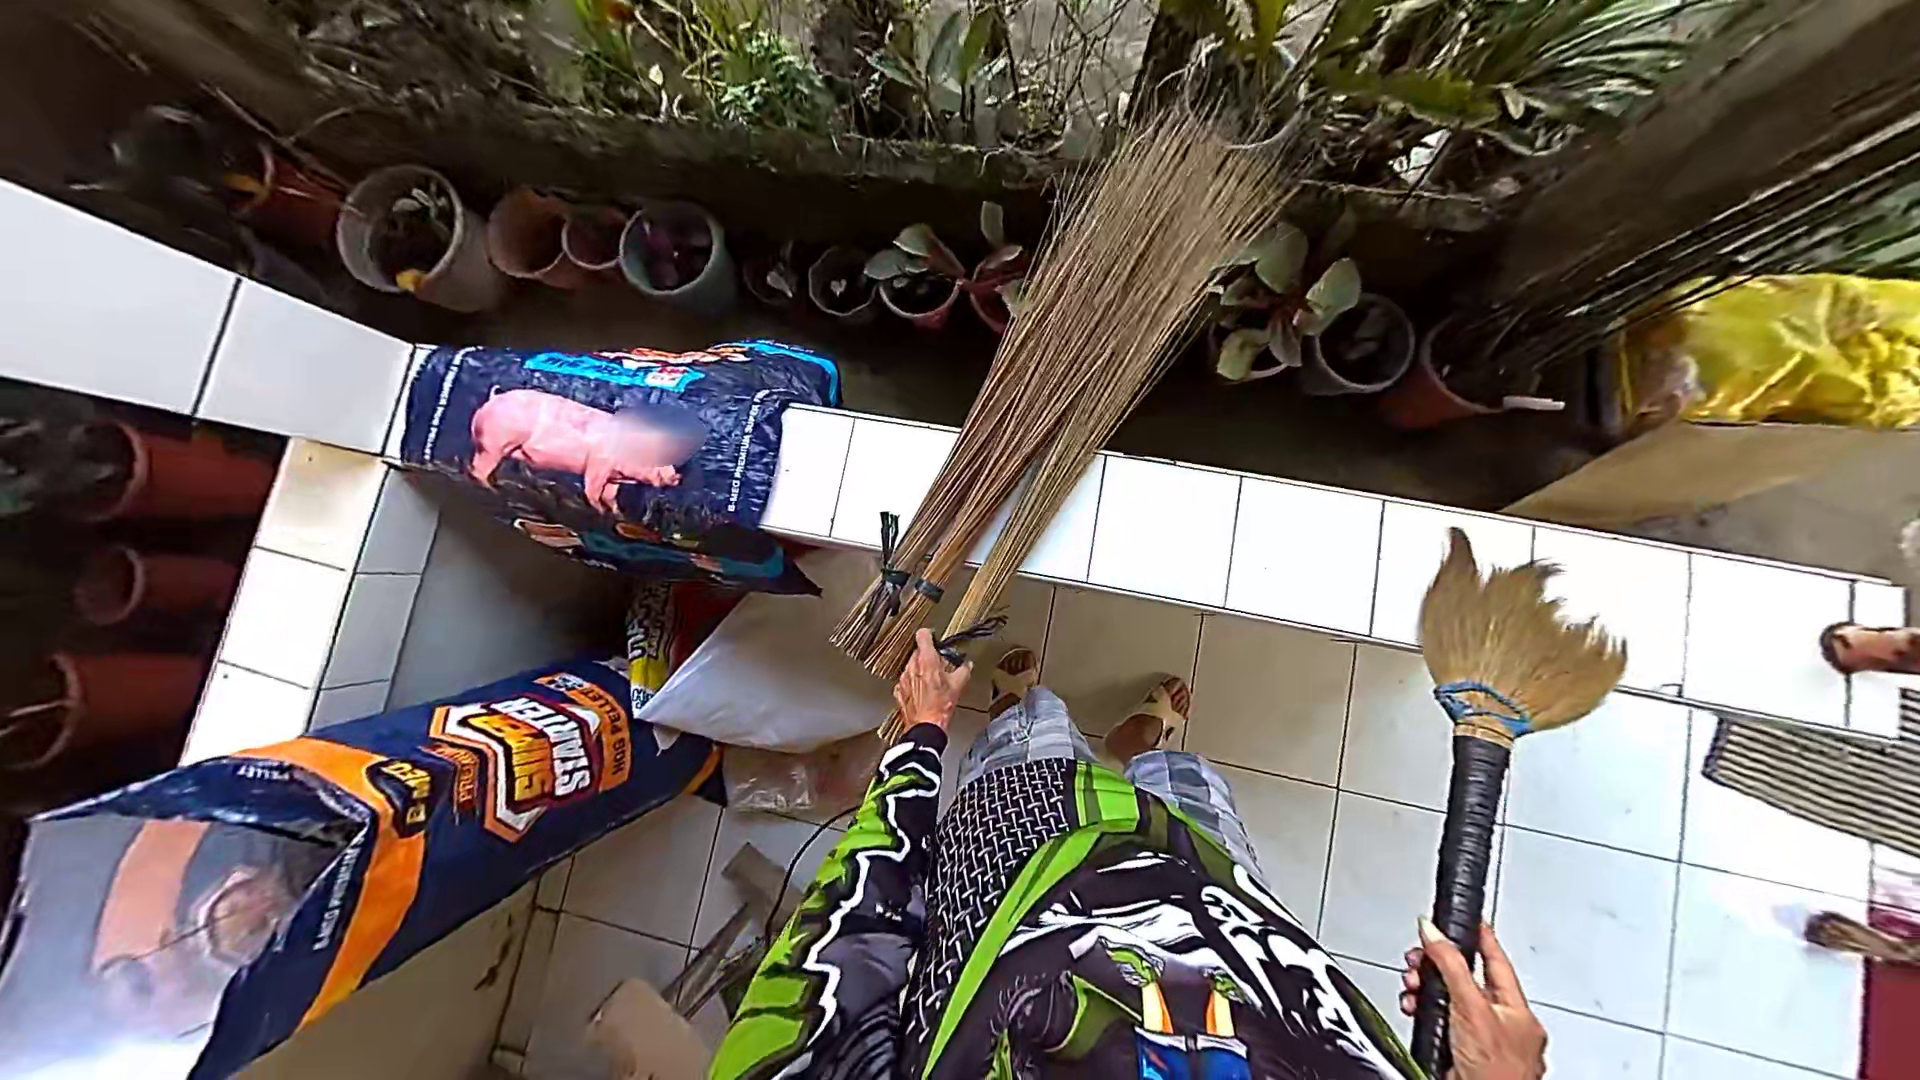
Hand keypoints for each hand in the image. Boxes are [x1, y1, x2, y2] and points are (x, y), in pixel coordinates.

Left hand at [892, 628, 969, 733]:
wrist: (926, 726)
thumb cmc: (940, 707)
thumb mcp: (958, 685)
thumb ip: (963, 670)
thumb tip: (967, 666)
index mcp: (927, 660)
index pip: (923, 635)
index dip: (929, 634)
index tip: (933, 637)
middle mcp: (912, 667)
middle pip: (918, 651)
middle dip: (927, 655)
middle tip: (938, 665)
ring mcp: (903, 679)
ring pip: (911, 666)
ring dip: (920, 670)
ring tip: (931, 681)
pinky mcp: (899, 691)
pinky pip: (905, 681)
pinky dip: (912, 684)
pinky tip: (922, 692)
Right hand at [1401, 918, 1545, 1079]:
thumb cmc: (1497, 1073)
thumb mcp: (1471, 1008)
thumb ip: (1451, 965)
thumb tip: (1432, 930)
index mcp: (1515, 1010)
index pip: (1496, 959)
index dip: (1481, 935)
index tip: (1471, 915)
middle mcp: (1500, 1020)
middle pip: (1462, 974)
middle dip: (1435, 963)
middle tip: (1418, 958)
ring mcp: (1478, 1034)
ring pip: (1445, 993)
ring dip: (1423, 985)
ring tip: (1413, 986)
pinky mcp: (1457, 1044)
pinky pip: (1435, 1012)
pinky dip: (1420, 1005)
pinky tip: (1414, 1006)